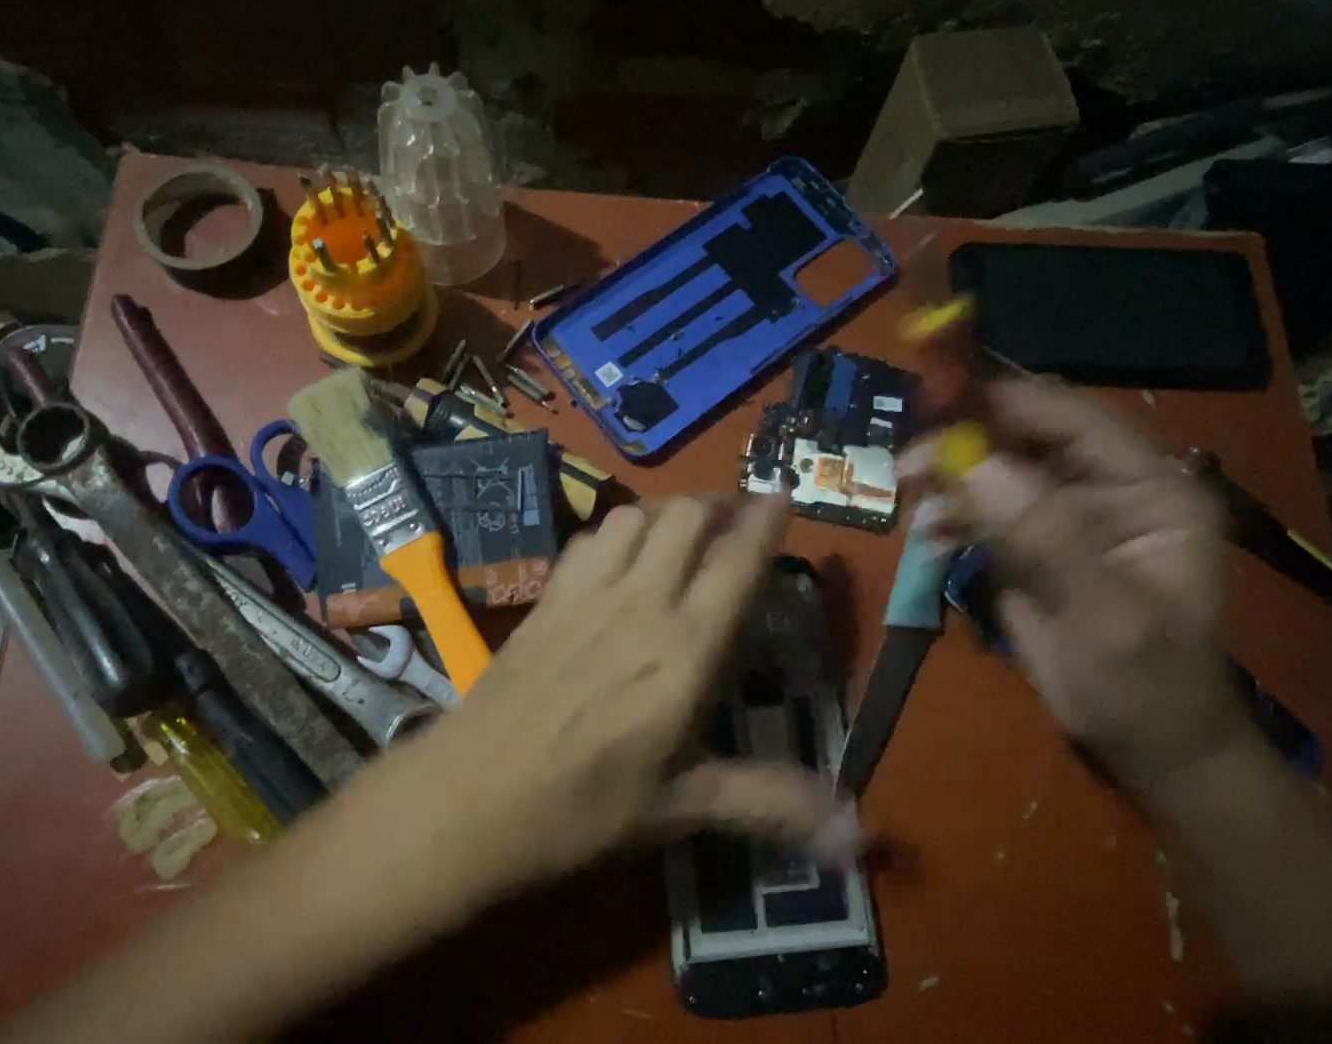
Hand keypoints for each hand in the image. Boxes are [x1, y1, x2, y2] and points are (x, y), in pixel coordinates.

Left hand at [423, 495, 855, 886]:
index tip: (782, 496)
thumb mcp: (682, 806)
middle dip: (717, 505)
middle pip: (686, 517)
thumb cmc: (584, 807)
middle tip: (735, 519)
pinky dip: (616, 530)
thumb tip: (859, 835)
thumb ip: (769, 801)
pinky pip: (589, 539)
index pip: (737, 561)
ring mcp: (587, 595)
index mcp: (686, 649)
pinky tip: (619, 555)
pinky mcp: (545, 599)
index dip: (764, 522)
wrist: (472, 795)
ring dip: (666, 511)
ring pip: (635, 516)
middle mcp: (641, 603)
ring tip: (682, 530)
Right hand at [909, 380, 1251, 789]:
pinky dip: (948, 516)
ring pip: (993, 474)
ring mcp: (1061, 518)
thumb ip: (1046, 537)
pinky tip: (928, 536)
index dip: (1010, 402)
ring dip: (948, 481)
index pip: (1076, 422)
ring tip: (909, 498)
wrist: (1145, 743)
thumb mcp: (1105, 614)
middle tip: (908, 460)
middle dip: (964, 443)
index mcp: (1149, 490)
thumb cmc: (1146, 681)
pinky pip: (979, 513)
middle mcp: (1104, 490)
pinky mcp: (1027, 546)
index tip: (941, 395)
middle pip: (1024, 440)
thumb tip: (975, 465)